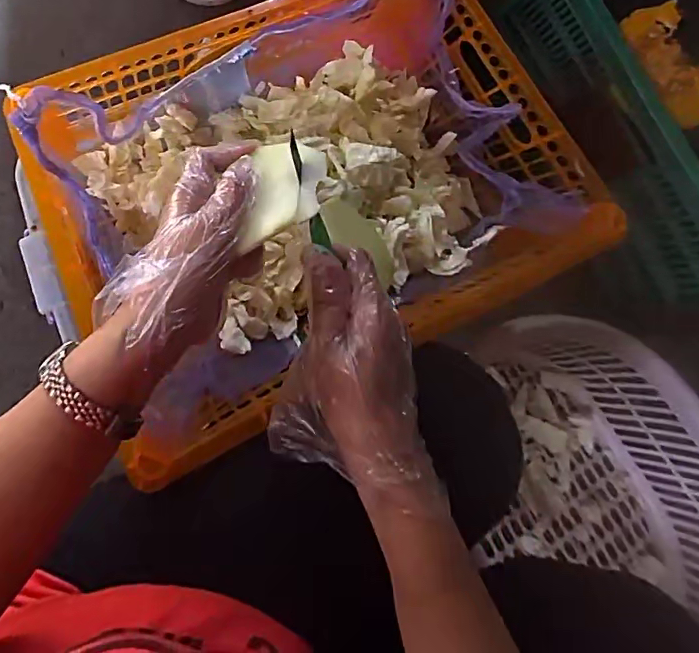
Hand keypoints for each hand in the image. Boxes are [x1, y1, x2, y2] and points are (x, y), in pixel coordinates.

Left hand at [90, 143, 256, 397]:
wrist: (166, 324)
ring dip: (255, 233)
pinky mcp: (217, 266)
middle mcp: (198, 215)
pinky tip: (246, 272)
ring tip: (259, 243)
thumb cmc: (182, 270)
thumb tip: (246, 165)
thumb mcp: (209, 228)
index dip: (229, 153)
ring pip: (242, 223)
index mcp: (188, 198)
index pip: (205, 162)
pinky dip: (248, 259)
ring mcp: (208, 241)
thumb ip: (231, 197)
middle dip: (254, 196)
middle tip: (278, 198)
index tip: (258, 153)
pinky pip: (242, 252)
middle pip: (230, 192)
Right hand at [268, 246, 441, 505]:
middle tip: (303, 276)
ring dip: (343, 294)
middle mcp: (392, 317)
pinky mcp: (394, 355)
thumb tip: (318, 251)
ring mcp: (396, 337)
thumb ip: (325, 297)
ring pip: (367, 301)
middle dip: (336, 271)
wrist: (382, 450)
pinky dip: (351, 315)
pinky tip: (332, 332)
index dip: (335, 249)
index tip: (308, 249)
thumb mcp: (326, 345)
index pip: (359, 261)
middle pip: (364, 279)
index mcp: (376, 309)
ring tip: (312, 301)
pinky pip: (370, 321)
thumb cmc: (347, 397)